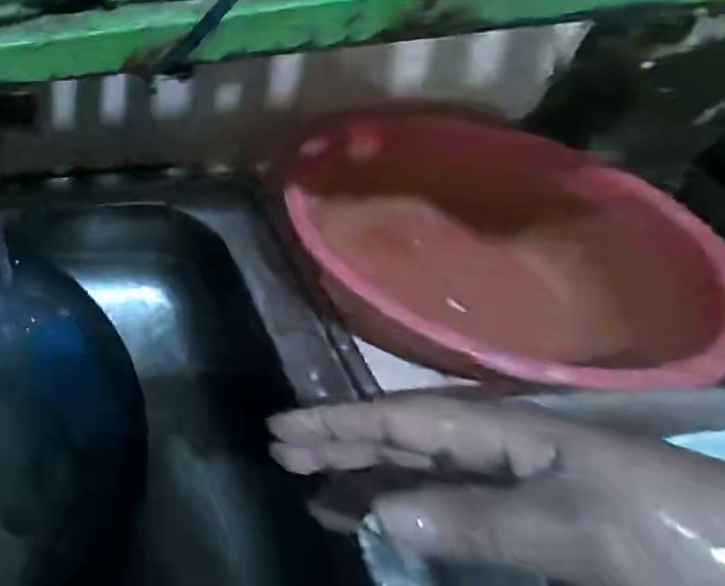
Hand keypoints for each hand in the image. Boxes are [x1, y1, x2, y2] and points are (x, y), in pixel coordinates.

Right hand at [269, 397, 724, 585]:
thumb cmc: (685, 542)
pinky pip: (457, 509)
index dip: (335, 422)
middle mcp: (503, 448)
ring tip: (316, 495)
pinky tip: (385, 521)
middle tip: (281, 456)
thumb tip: (378, 513)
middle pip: (401, 441)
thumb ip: (476, 520)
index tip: (278, 427)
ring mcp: (527, 485)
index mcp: (504, 432)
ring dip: (366, 482)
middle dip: (338, 447)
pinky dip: (411, 513)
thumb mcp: (584, 534)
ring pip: (423, 475)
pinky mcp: (549, 524)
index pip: (398, 420)